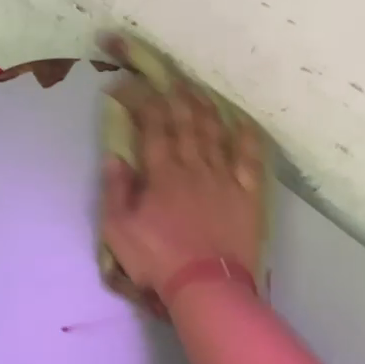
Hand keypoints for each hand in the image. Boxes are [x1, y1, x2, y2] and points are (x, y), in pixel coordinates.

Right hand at [101, 57, 265, 299]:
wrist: (205, 285)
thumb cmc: (157, 259)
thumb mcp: (118, 230)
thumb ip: (116, 190)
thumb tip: (115, 157)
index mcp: (162, 173)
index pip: (151, 126)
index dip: (139, 101)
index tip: (126, 86)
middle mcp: (194, 166)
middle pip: (186, 121)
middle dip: (174, 95)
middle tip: (168, 78)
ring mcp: (224, 178)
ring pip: (215, 133)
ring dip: (205, 108)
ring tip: (197, 90)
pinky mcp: (247, 195)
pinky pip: (249, 159)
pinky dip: (246, 138)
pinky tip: (242, 123)